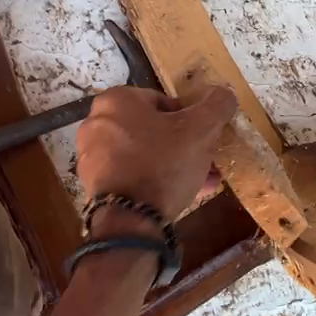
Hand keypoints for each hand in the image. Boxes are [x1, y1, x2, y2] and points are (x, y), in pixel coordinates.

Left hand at [75, 84, 236, 218]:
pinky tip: (185, 195)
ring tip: (205, 182)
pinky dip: (155, 181)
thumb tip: (224, 94)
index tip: (204, 136)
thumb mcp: (201, 129)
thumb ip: (217, 105)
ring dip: (174, 165)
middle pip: (152, 130)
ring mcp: (91, 157)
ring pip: (144, 155)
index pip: (162, 101)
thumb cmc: (163, 163)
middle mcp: (96, 124)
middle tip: (206, 160)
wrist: (129, 222)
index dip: (188, 118)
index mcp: (116, 100)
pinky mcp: (94, 186)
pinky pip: (132, 176)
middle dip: (183, 145)